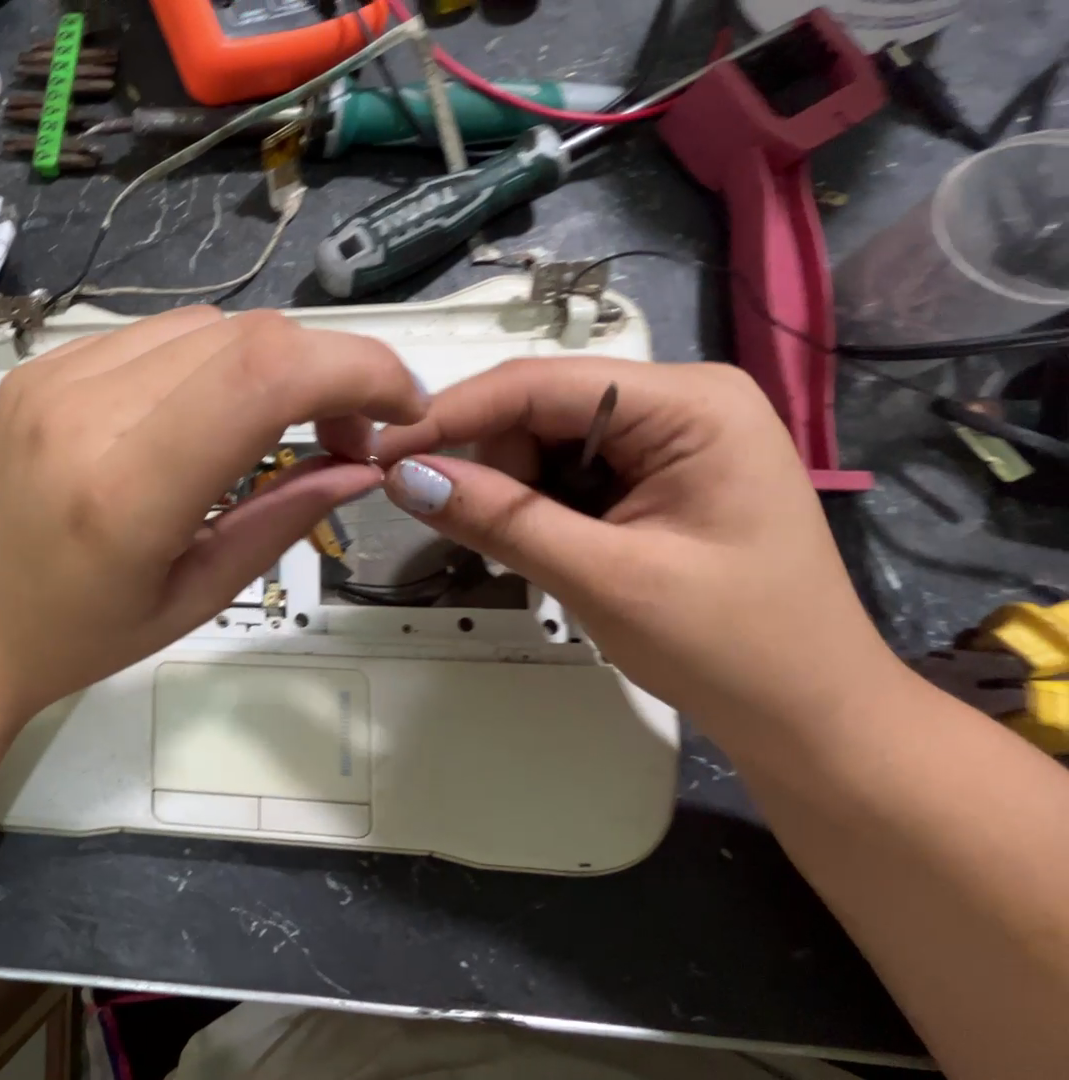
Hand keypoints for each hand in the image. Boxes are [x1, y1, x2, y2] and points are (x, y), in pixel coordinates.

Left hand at [0, 307, 426, 730]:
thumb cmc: (78, 639)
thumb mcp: (194, 597)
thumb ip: (285, 518)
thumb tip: (366, 461)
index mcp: (123, 490)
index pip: (263, 374)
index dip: (357, 369)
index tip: (399, 409)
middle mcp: (81, 412)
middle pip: (243, 336)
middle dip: (321, 370)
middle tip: (340, 435)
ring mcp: (48, 379)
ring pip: (201, 326)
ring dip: (261, 365)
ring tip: (268, 429)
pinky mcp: (34, 370)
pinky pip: (147, 338)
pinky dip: (201, 364)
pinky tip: (198, 417)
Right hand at [374, 357, 898, 731]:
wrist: (808, 715)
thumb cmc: (728, 646)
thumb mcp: (602, 577)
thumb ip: (499, 518)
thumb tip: (401, 476)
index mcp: (689, 404)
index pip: (537, 384)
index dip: (450, 415)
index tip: (379, 454)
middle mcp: (679, 401)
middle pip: (537, 409)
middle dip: (497, 468)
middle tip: (496, 538)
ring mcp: (670, 436)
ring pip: (542, 442)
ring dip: (517, 494)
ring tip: (550, 555)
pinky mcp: (656, 473)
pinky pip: (565, 470)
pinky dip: (539, 507)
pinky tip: (562, 548)